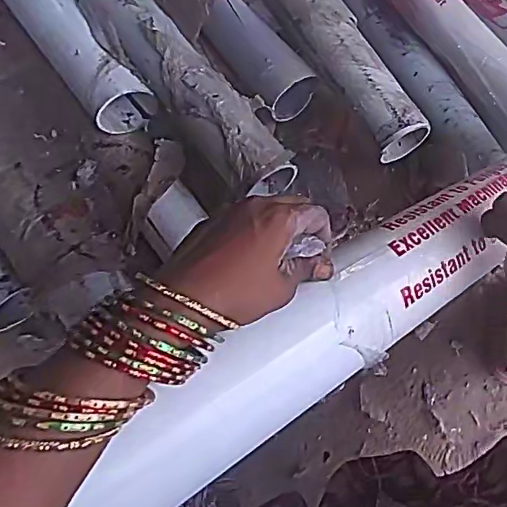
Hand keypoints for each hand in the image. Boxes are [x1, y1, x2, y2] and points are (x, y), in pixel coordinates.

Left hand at [154, 195, 332, 325]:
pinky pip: (244, 216)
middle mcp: (256, 206)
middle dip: (304, 225)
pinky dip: (255, 228)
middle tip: (304, 251)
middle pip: (295, 204)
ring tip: (277, 254)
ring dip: (279, 224)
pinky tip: (252, 254)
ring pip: (268, 207)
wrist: (182, 302)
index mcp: (280, 218)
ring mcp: (232, 211)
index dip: (325, 233)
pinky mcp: (213, 220)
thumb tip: (314, 265)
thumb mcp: (281, 288)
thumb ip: (305, 269)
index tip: (320, 249)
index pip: (317, 212)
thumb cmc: (228, 294)